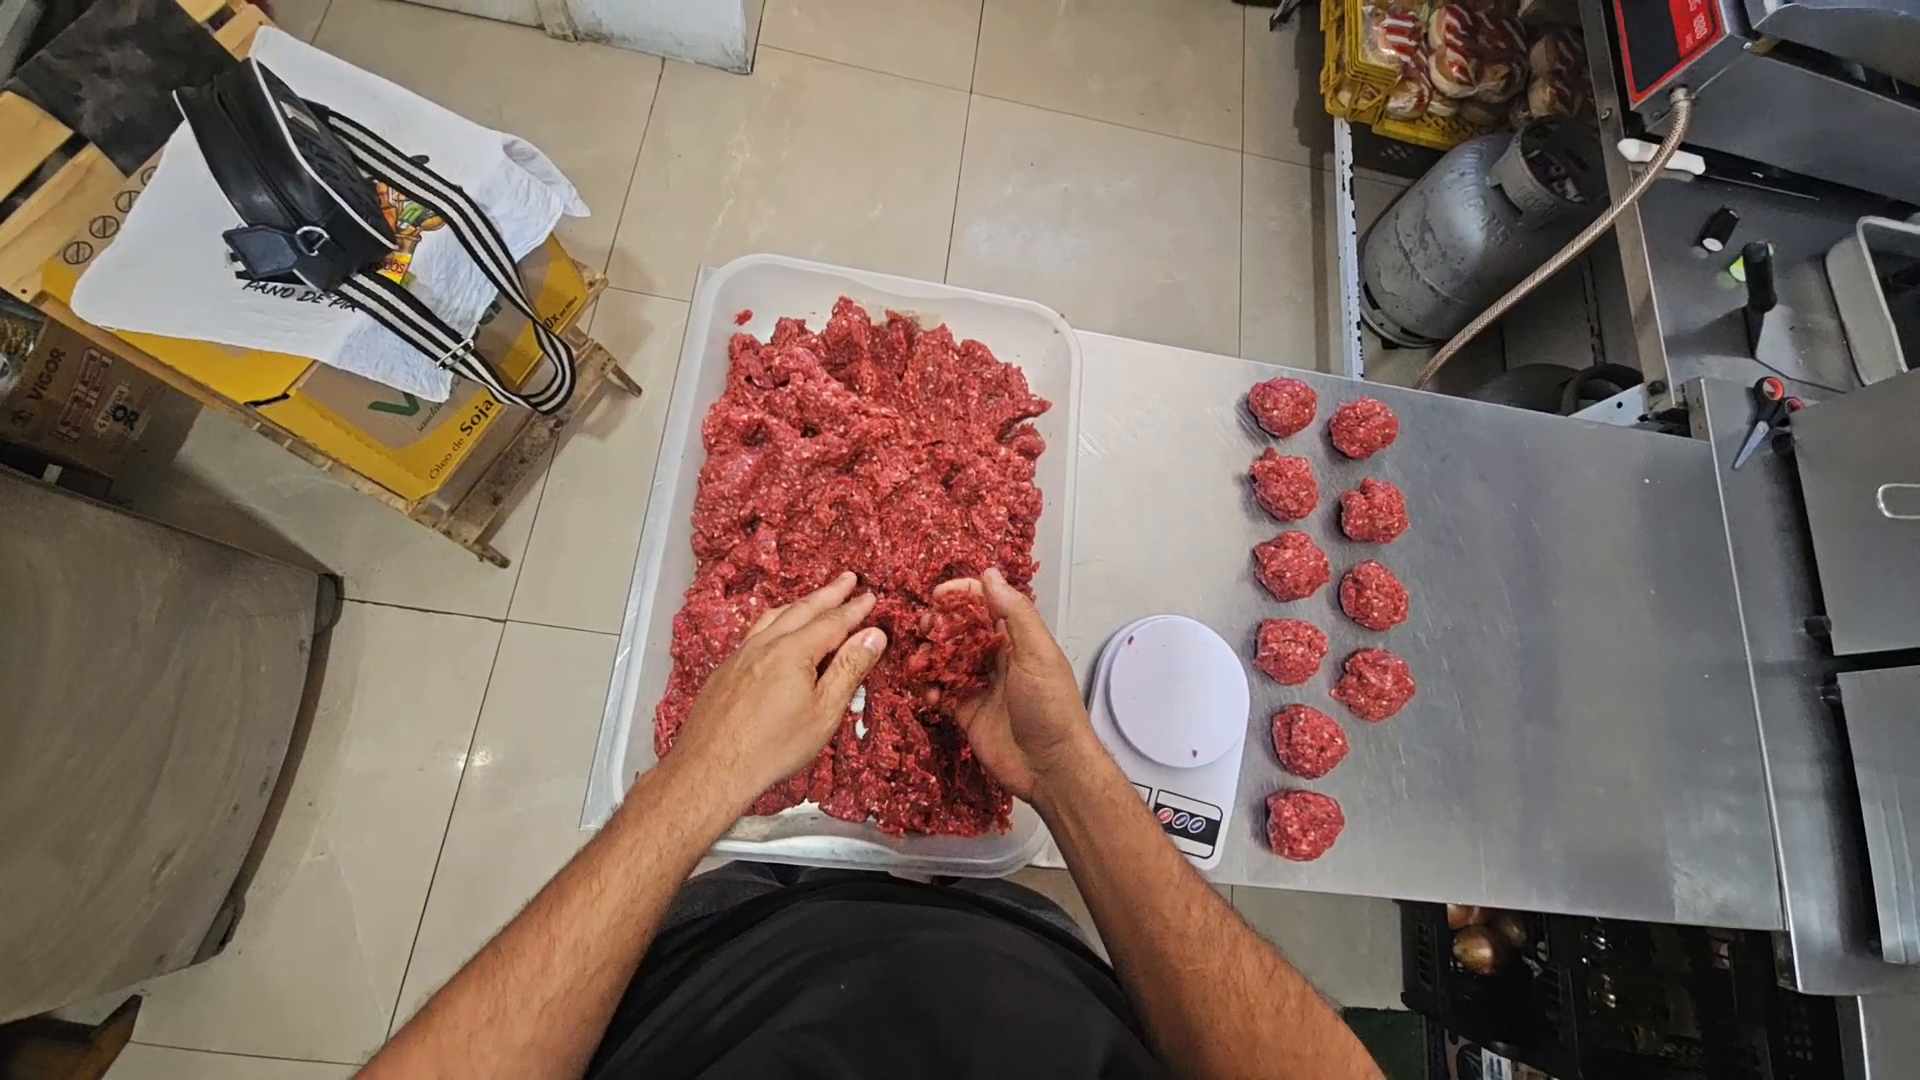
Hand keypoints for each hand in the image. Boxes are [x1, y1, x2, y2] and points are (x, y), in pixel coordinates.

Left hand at [667, 572, 885, 809]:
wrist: (710, 769)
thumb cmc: (774, 746)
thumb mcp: (824, 712)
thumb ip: (850, 669)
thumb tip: (873, 635)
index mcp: (794, 652)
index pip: (833, 622)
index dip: (854, 609)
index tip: (870, 596)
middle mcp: (766, 644)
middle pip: (803, 610)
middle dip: (829, 594)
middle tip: (848, 579)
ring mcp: (741, 654)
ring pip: (775, 617)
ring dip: (800, 604)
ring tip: (815, 598)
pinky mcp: (725, 669)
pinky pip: (756, 631)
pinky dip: (776, 619)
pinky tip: (776, 629)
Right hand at [937, 568, 1102, 802]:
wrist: (1051, 768)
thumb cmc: (1052, 708)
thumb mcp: (1037, 653)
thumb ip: (1014, 612)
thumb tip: (991, 574)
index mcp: (1018, 637)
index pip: (986, 603)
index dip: (961, 594)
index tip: (938, 595)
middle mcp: (997, 656)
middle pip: (960, 628)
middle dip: (939, 624)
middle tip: (925, 628)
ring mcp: (980, 683)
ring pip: (946, 658)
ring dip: (929, 655)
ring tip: (920, 659)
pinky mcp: (966, 710)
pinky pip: (940, 691)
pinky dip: (929, 689)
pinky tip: (929, 694)